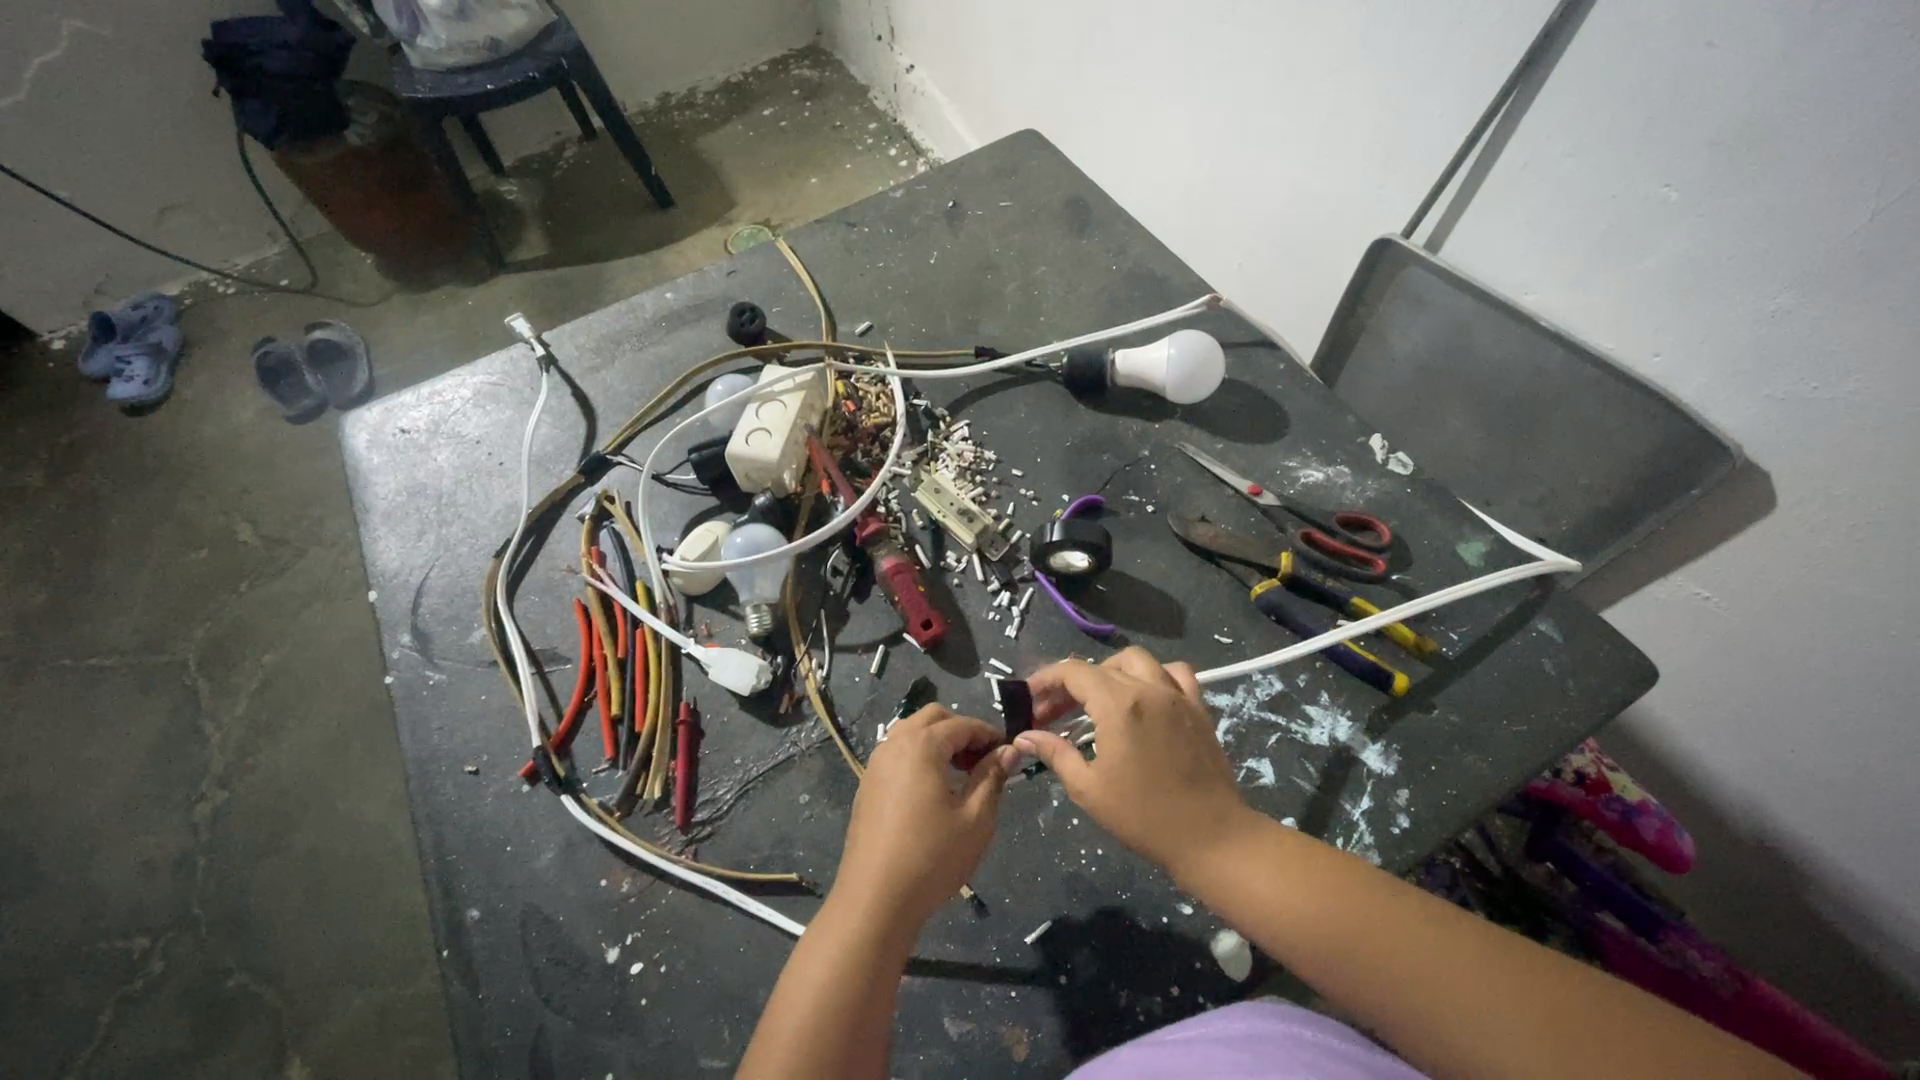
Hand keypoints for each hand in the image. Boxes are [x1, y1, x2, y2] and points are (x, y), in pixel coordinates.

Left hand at [831, 706, 1018, 929]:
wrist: (875, 899)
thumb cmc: (932, 857)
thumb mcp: (976, 819)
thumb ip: (992, 777)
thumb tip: (1007, 751)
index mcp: (920, 746)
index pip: (961, 724)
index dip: (989, 733)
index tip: (1009, 751)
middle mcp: (893, 746)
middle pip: (932, 718)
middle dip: (961, 730)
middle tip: (984, 760)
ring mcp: (875, 766)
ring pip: (910, 734)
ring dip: (938, 742)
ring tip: (962, 774)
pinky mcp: (867, 787)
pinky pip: (897, 755)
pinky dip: (919, 757)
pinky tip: (935, 791)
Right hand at [1016, 647, 1255, 877]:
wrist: (1210, 836)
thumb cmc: (1143, 816)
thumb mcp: (1088, 788)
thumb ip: (1055, 753)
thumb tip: (1025, 736)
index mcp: (1118, 706)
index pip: (1073, 672)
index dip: (1045, 681)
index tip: (1029, 702)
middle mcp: (1148, 689)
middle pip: (1100, 667)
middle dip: (1070, 685)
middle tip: (1054, 714)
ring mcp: (1178, 695)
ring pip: (1138, 661)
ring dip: (1110, 672)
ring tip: (1097, 700)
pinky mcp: (1198, 708)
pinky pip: (1175, 673)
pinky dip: (1154, 675)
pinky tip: (1144, 697)